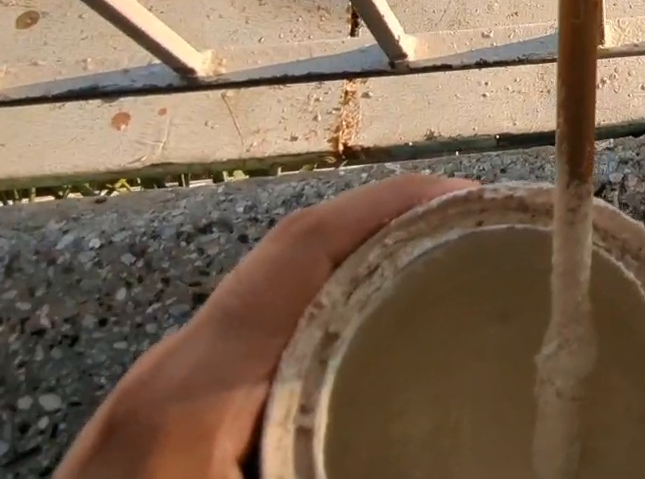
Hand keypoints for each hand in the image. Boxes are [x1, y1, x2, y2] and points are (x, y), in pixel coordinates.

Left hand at [56, 173, 476, 477]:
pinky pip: (269, 319)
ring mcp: (171, 379)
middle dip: (391, 219)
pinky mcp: (172, 405)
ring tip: (440, 259)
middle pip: (299, 249)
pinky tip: (373, 325)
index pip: (304, 247)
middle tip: (473, 226)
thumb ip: (341, 447)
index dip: (391, 204)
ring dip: (363, 252)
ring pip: (282, 282)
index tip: (468, 197)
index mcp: (197, 383)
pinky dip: (333, 296)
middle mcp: (180, 361)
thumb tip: (450, 439)